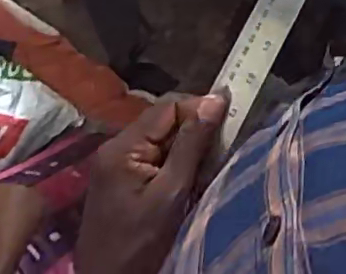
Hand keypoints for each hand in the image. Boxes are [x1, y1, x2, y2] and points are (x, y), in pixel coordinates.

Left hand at [75, 92, 226, 273]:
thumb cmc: (138, 248)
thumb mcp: (170, 194)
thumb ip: (192, 143)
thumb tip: (217, 98)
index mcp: (122, 146)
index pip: (169, 106)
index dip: (200, 108)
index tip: (229, 120)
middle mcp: (116, 147)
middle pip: (165, 120)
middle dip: (196, 128)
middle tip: (223, 144)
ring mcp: (117, 165)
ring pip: (163, 138)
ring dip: (189, 146)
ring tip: (210, 163)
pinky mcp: (122, 182)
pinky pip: (156, 156)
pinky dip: (177, 162)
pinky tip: (191, 178)